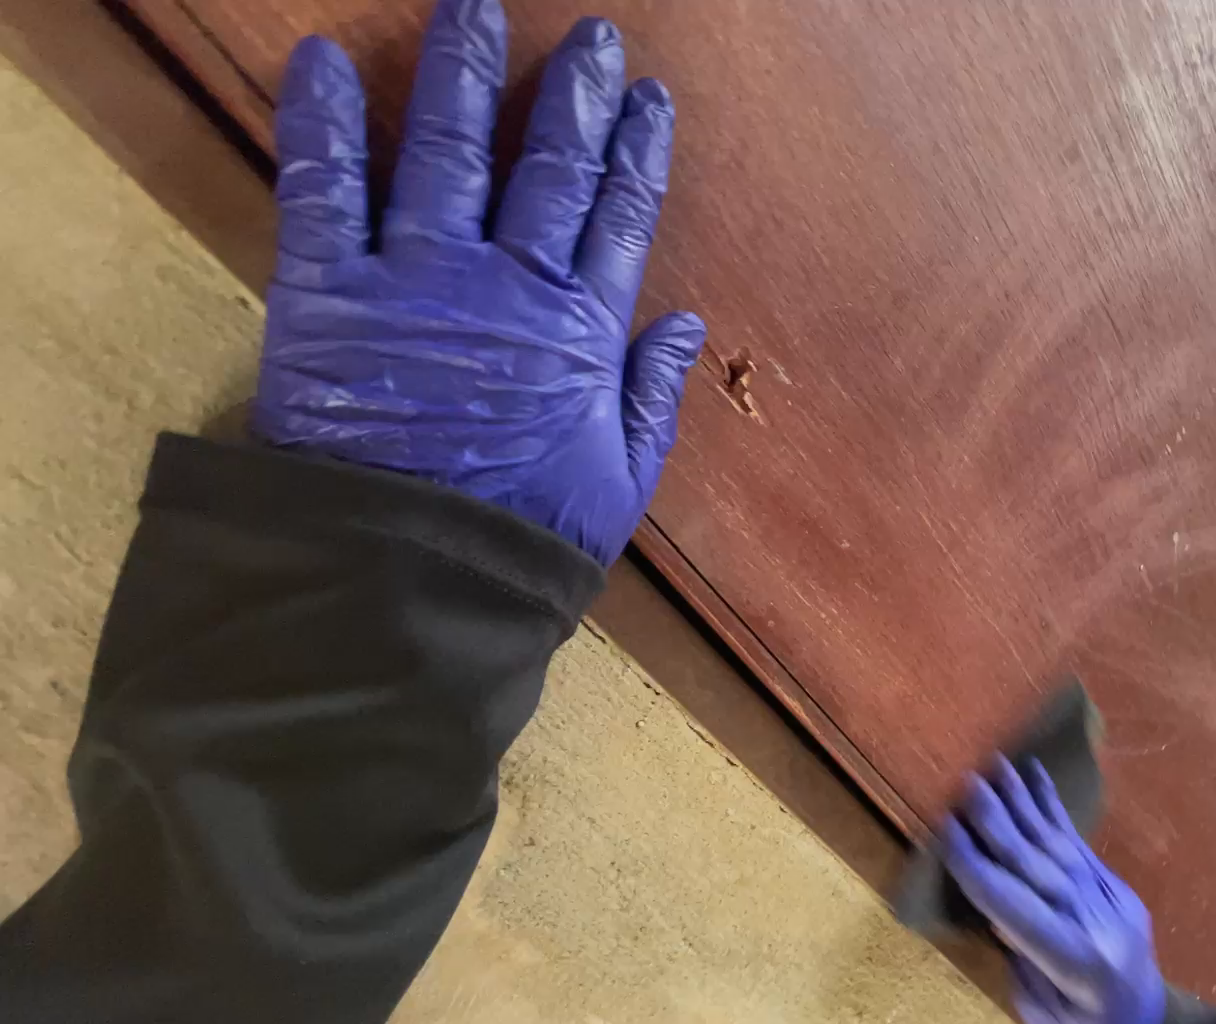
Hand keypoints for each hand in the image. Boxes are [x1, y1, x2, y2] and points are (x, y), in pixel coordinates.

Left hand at [254, 0, 703, 564]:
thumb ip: (656, 392)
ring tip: (475, 6)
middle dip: (574, 96)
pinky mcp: (329, 294)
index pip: (622, 220)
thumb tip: (689, 323)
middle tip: (593, 37)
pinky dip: (320, 125)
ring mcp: (419, 281)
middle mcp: (510, 286)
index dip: (639, 156)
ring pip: (445, 155)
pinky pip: (322, 193)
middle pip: (548, 170)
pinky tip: (323, 61)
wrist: (421, 569)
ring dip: (461, 75)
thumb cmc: (537, 526)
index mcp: (585, 332)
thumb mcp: (628, 473)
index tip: (651, 102)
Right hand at [942, 758, 1166, 1023]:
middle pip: (1036, 863)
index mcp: (1078, 962)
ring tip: (998, 764)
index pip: (1015, 906)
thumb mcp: (1042, 1014)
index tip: (945, 829)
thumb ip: (1020, 954)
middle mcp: (1097, 919)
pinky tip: (1036, 774)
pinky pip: (1077, 840)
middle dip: (998, 821)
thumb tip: (994, 901)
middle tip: (968, 781)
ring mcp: (1110, 896)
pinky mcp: (1114, 883)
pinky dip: (1053, 806)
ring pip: (1057, 842)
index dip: (977, 867)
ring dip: (1023, 800)